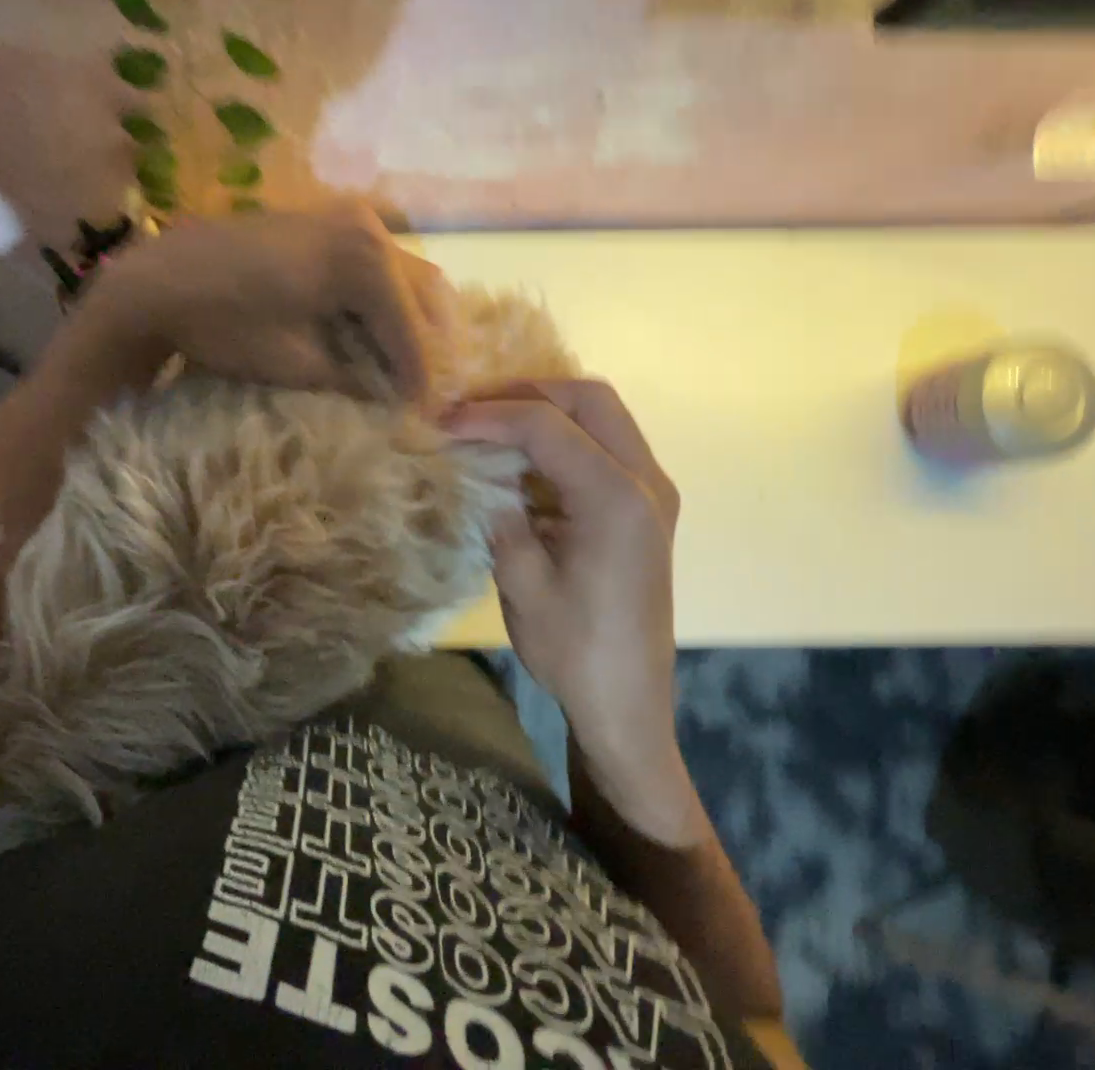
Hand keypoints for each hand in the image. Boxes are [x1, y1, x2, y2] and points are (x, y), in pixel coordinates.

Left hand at [86, 202, 445, 402]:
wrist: (161, 278)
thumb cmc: (224, 324)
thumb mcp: (295, 364)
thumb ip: (353, 379)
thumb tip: (389, 398)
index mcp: (365, 262)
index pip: (412, 331)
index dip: (421, 381)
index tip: (427, 421)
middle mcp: (369, 228)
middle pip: (425, 294)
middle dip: (431, 347)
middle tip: (428, 395)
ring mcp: (349, 218)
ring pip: (407, 275)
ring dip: (415, 321)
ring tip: (412, 370)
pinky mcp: (329, 222)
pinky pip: (381, 264)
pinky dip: (390, 301)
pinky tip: (383, 336)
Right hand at [445, 380, 703, 846]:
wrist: (626, 700)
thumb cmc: (574, 651)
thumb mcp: (523, 585)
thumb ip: (503, 519)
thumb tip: (484, 479)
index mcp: (617, 498)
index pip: (548, 426)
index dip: (490, 415)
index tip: (443, 422)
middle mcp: (645, 482)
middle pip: (590, 400)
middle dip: (527, 394)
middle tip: (472, 410)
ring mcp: (651, 494)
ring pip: (602, 419)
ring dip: (547, 414)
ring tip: (490, 428)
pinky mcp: (643, 511)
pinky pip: (605, 450)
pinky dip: (562, 443)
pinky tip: (521, 465)